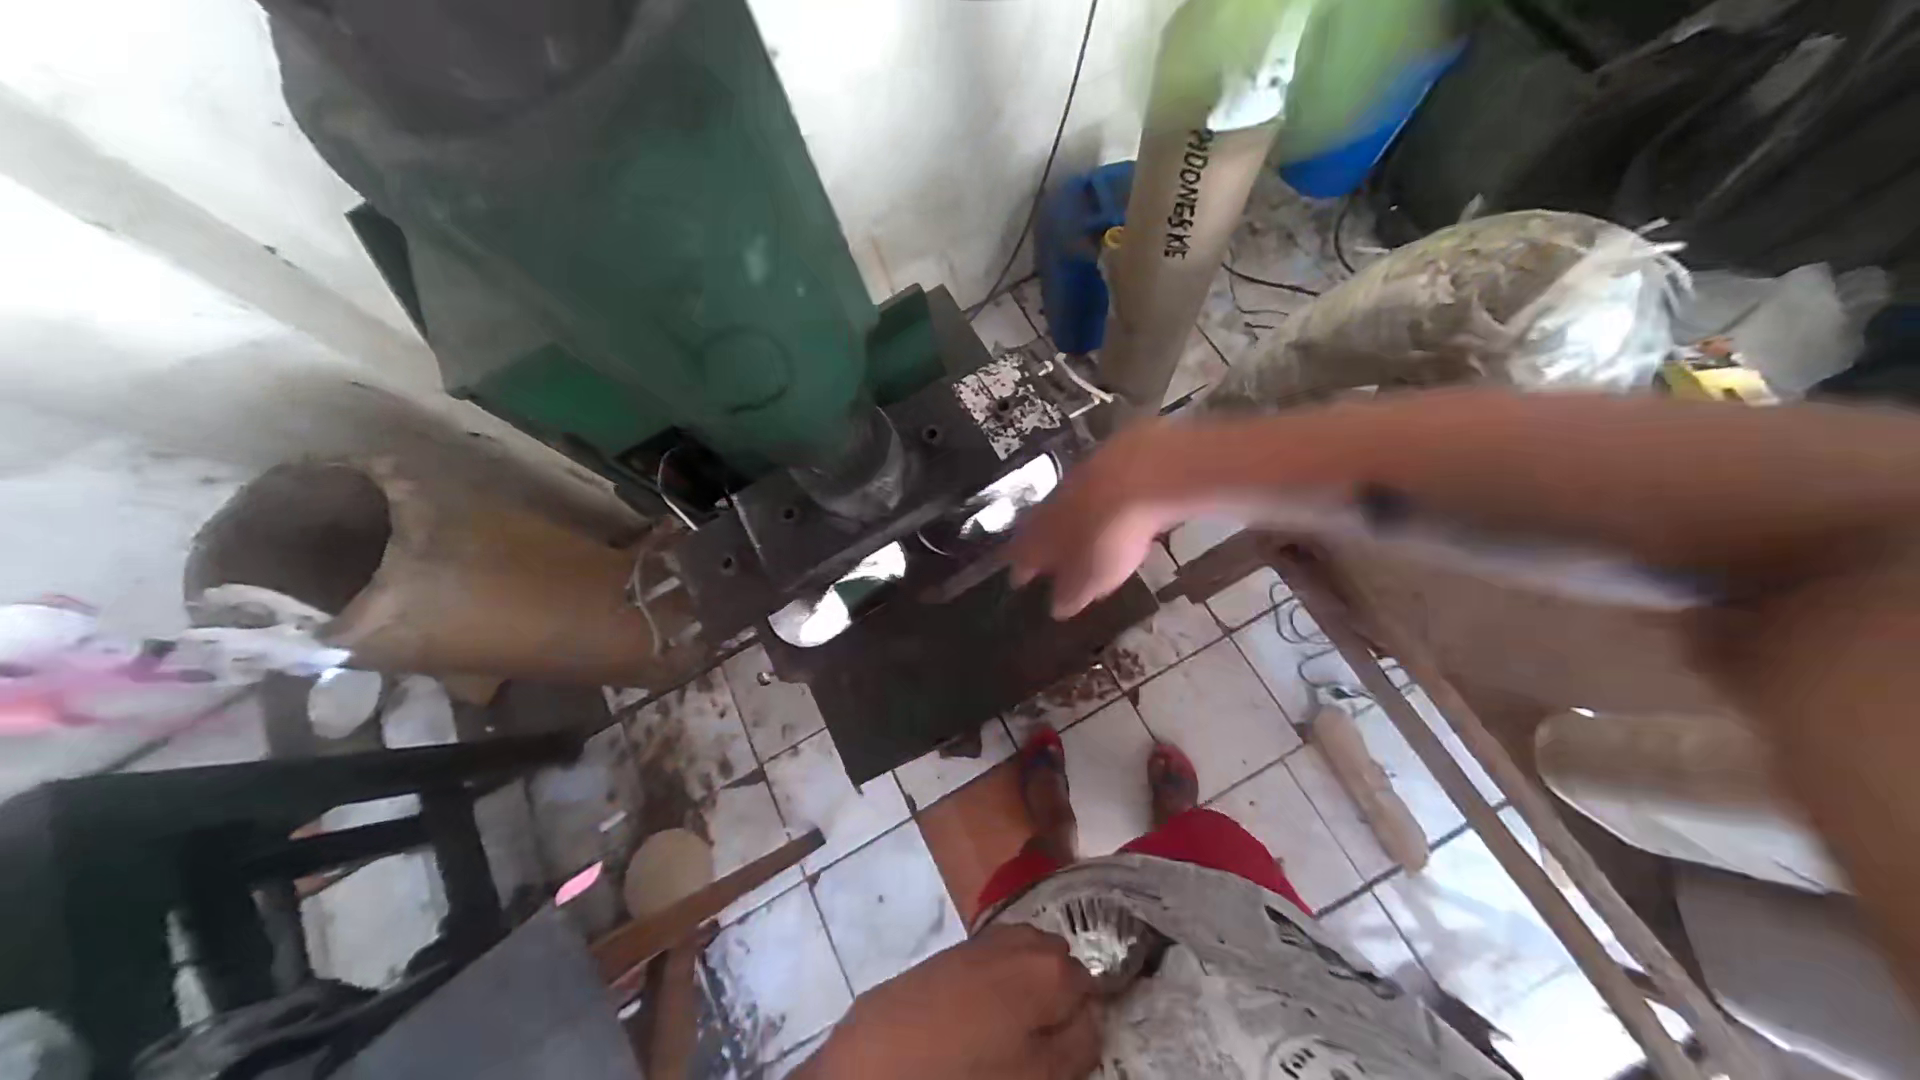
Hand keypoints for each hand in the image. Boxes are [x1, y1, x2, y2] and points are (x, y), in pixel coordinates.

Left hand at [796, 925, 1101, 1079]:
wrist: (877, 1062)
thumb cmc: (969, 1075)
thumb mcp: (1038, 1079)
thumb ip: (1078, 1043)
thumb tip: (1092, 1015)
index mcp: (1050, 968)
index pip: (1093, 984)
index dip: (1086, 1016)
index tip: (1073, 1042)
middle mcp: (1019, 939)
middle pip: (1058, 961)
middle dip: (1058, 992)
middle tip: (1041, 1038)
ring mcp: (982, 940)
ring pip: (1024, 955)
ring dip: (1026, 983)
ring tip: (1009, 1030)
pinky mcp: (951, 950)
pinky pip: (992, 958)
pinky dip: (996, 980)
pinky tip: (978, 1018)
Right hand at [1006, 420, 1194, 616]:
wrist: (1137, 474)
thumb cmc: (1108, 538)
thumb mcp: (1091, 579)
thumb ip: (1071, 594)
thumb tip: (1056, 608)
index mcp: (1035, 541)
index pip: (1019, 561)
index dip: (1019, 574)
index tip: (1018, 582)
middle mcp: (1044, 510)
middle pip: (1033, 530)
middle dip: (1036, 544)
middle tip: (1040, 556)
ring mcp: (1069, 485)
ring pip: (1058, 508)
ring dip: (1061, 521)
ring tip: (1070, 534)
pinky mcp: (1097, 465)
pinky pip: (1085, 492)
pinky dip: (1088, 504)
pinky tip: (1101, 509)